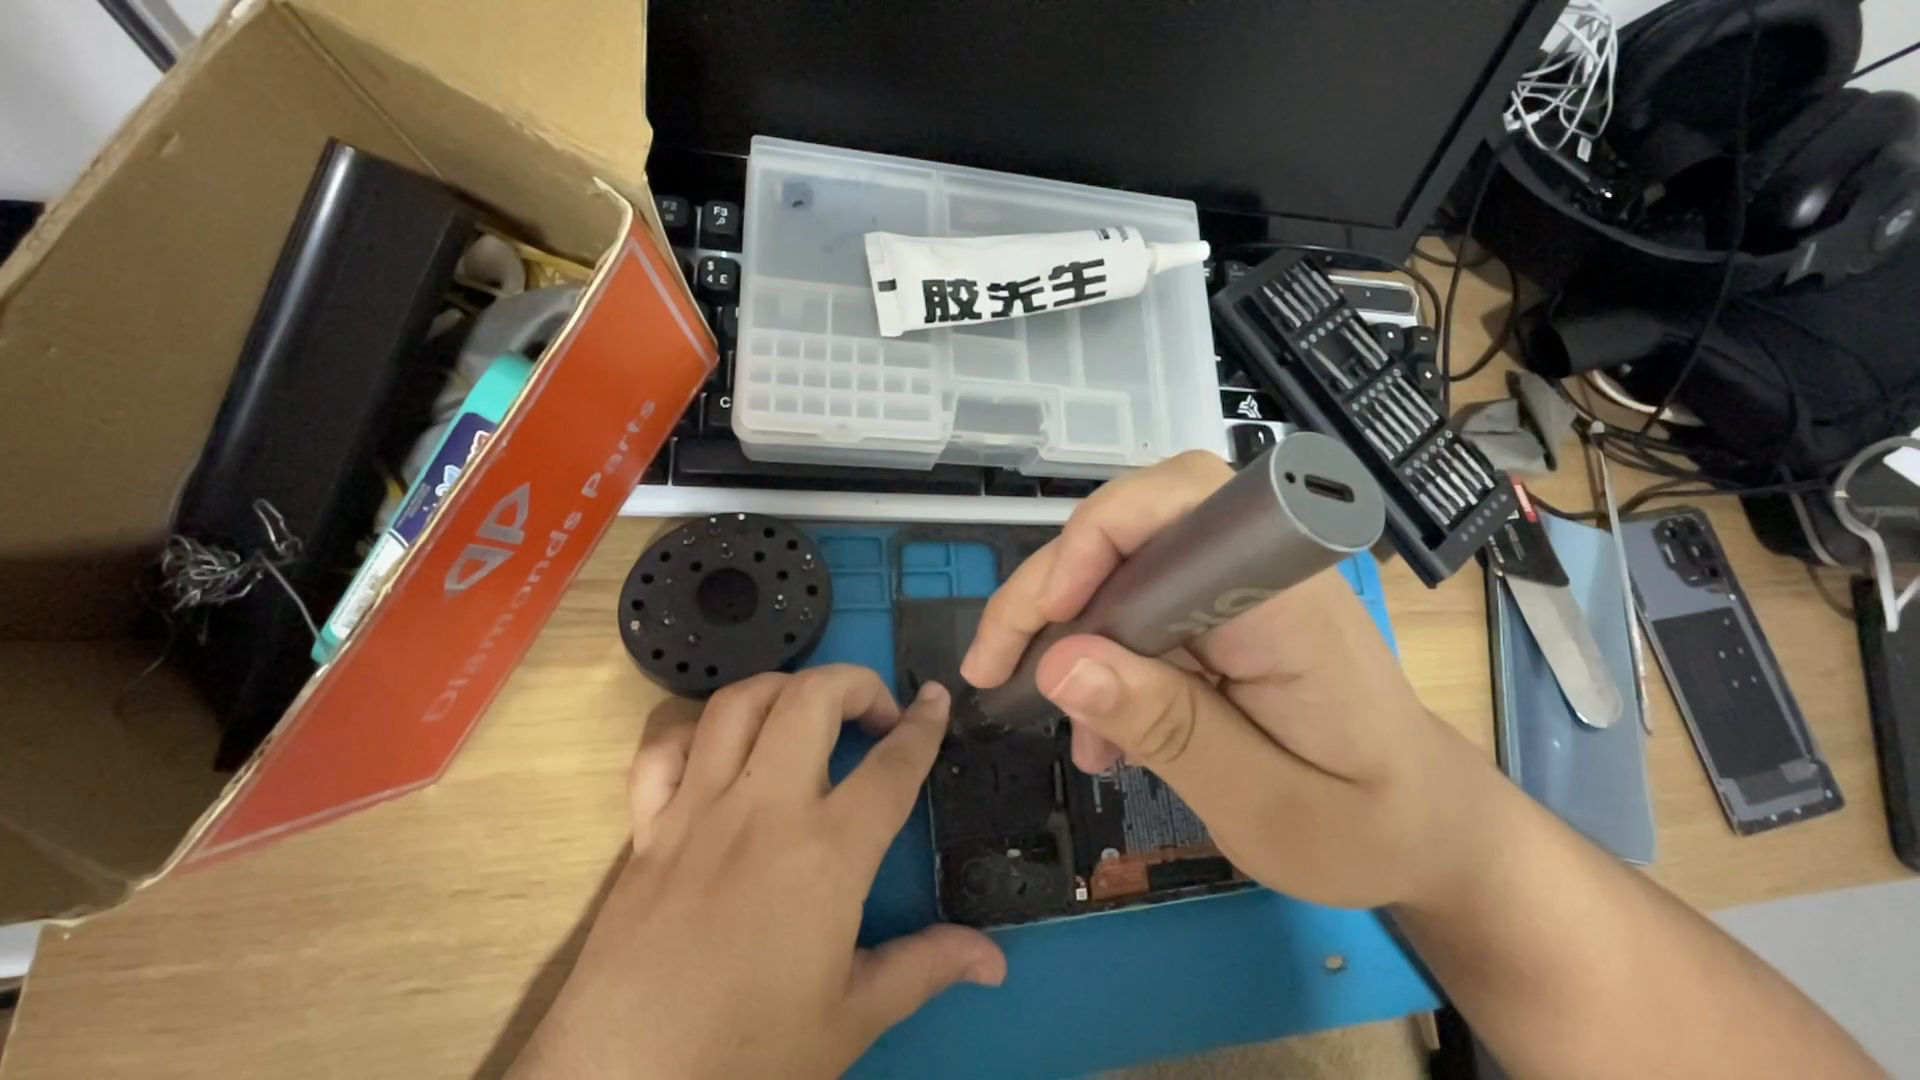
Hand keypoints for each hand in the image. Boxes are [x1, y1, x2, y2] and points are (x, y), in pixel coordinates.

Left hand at [509, 667, 1005, 1079]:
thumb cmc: (749, 1053)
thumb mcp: (851, 1018)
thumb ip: (924, 968)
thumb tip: (993, 959)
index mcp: (826, 854)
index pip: (890, 767)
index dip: (923, 726)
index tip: (936, 699)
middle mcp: (762, 810)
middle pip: (810, 699)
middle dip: (855, 684)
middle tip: (876, 714)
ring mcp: (697, 810)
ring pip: (738, 703)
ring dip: (783, 689)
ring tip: (807, 714)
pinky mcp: (646, 829)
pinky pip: (664, 750)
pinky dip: (696, 733)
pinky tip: (719, 753)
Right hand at [960, 451, 1504, 910]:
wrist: (1429, 831)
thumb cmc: (1367, 826)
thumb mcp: (1265, 804)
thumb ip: (1170, 730)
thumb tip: (1061, 664)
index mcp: (1286, 602)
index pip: (1184, 502)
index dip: (1100, 535)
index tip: (1050, 620)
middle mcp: (1258, 576)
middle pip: (1134, 527)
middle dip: (1052, 587)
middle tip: (996, 666)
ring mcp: (1238, 594)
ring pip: (1124, 569)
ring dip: (1066, 629)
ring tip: (1034, 707)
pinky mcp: (1222, 620)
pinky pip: (1140, 613)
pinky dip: (1099, 660)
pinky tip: (1095, 730)